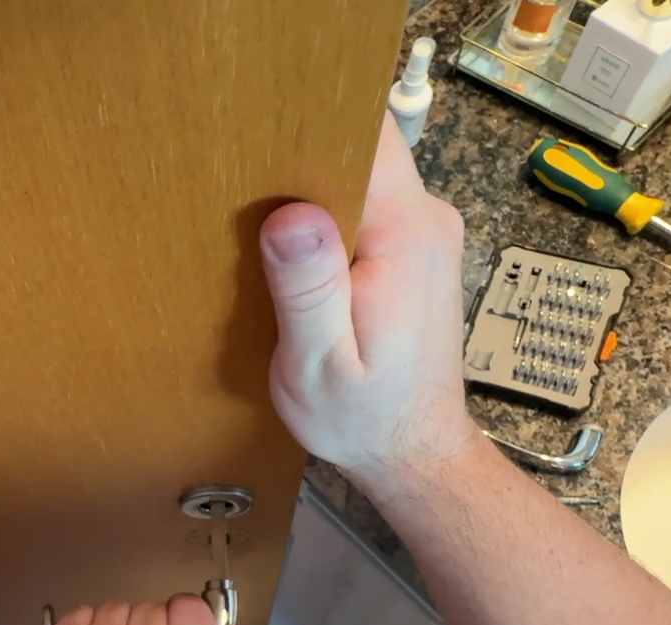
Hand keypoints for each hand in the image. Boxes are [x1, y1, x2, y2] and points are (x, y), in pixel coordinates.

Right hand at [259, 122, 479, 478]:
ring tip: (263, 236)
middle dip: (299, 166)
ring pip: (359, 182)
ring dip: (310, 201)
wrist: (411, 451)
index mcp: (406, 234)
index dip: (309, 127)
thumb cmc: (363, 417)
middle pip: (359, 151)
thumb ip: (309, 291)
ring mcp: (423, 235)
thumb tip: (289, 217)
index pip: (365, 135)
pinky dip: (327, 227)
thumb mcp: (320, 365)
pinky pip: (365, 213)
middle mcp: (426, 220)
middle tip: (244, 200)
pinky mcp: (412, 255)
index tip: (256, 143)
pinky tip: (297, 264)